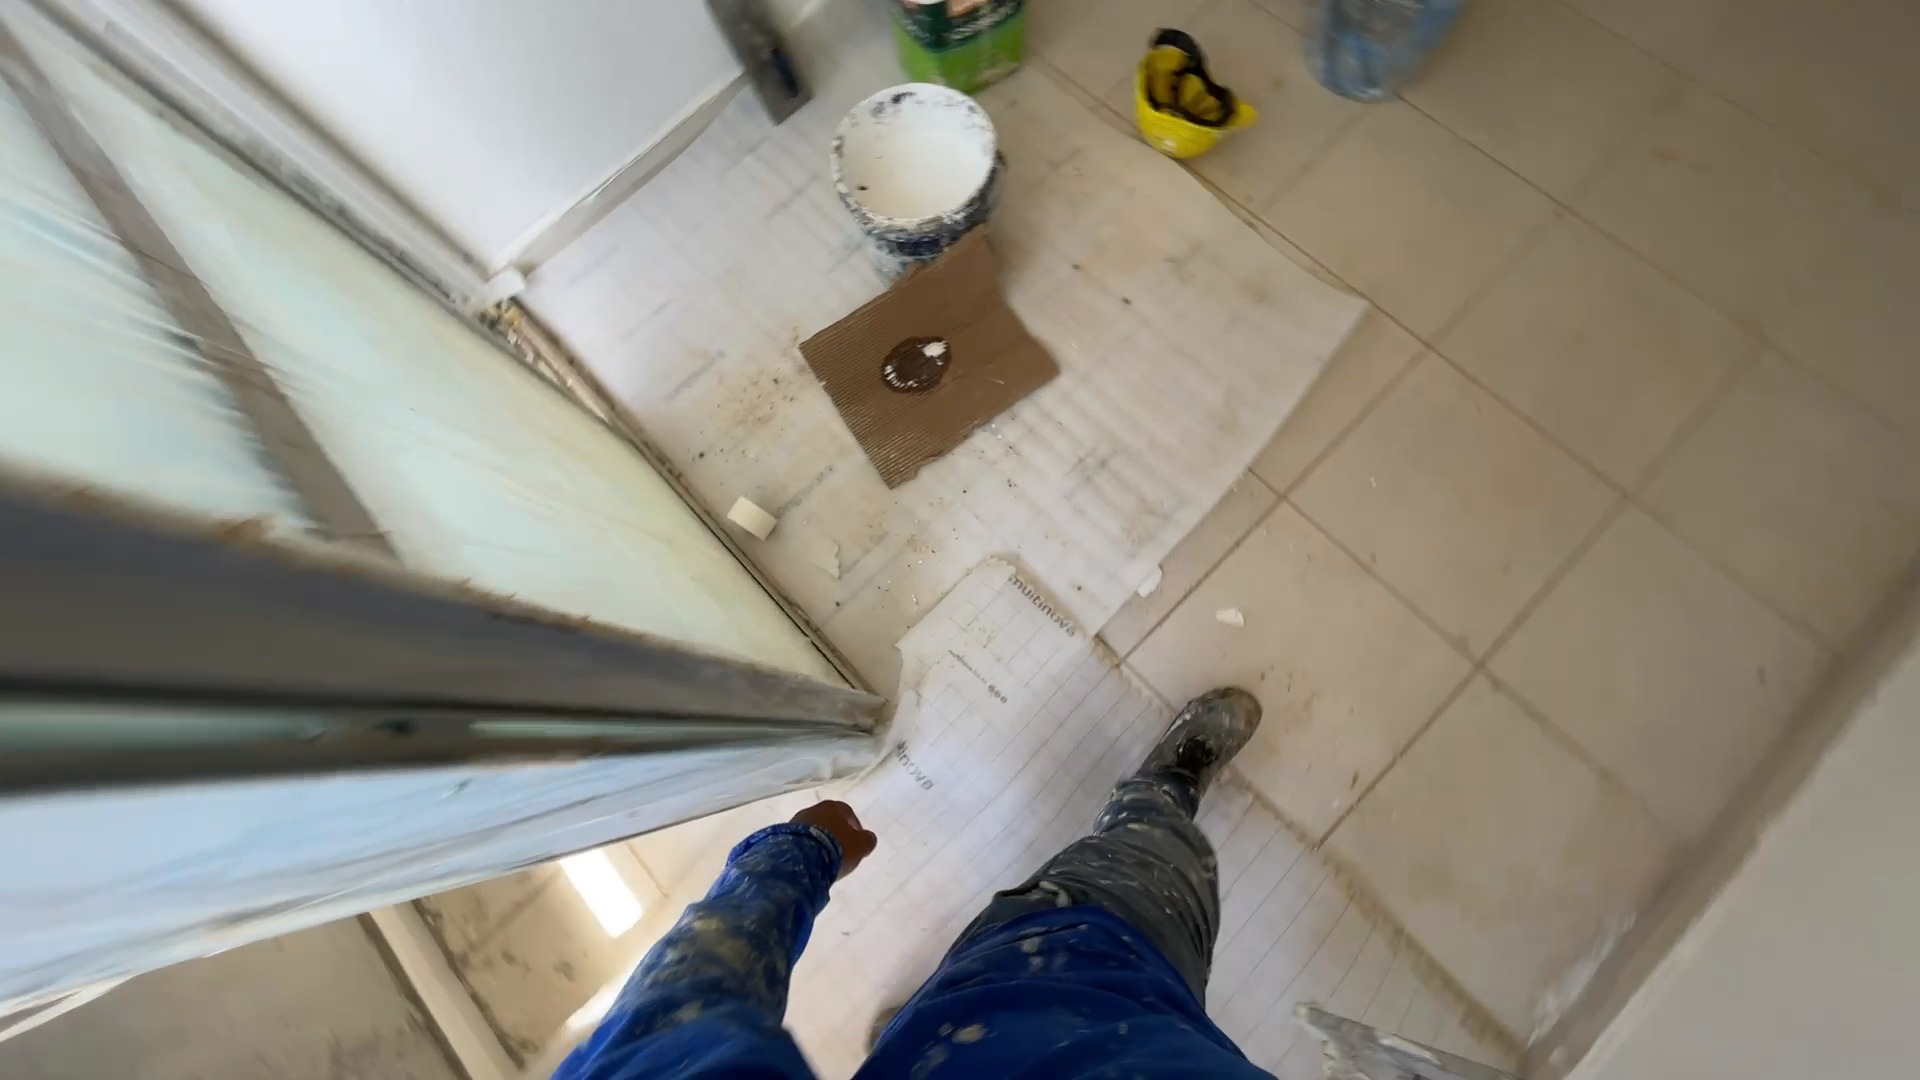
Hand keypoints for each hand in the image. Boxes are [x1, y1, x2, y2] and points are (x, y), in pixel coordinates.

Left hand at [791, 800, 876, 878]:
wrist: (800, 858)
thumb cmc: (836, 848)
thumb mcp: (860, 846)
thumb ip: (867, 840)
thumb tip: (868, 838)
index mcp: (835, 807)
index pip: (848, 814)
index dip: (854, 830)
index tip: (855, 845)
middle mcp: (815, 808)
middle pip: (829, 820)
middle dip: (834, 834)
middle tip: (839, 852)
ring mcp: (797, 820)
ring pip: (813, 830)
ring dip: (818, 841)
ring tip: (822, 859)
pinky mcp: (783, 834)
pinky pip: (799, 840)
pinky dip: (805, 848)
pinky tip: (808, 861)